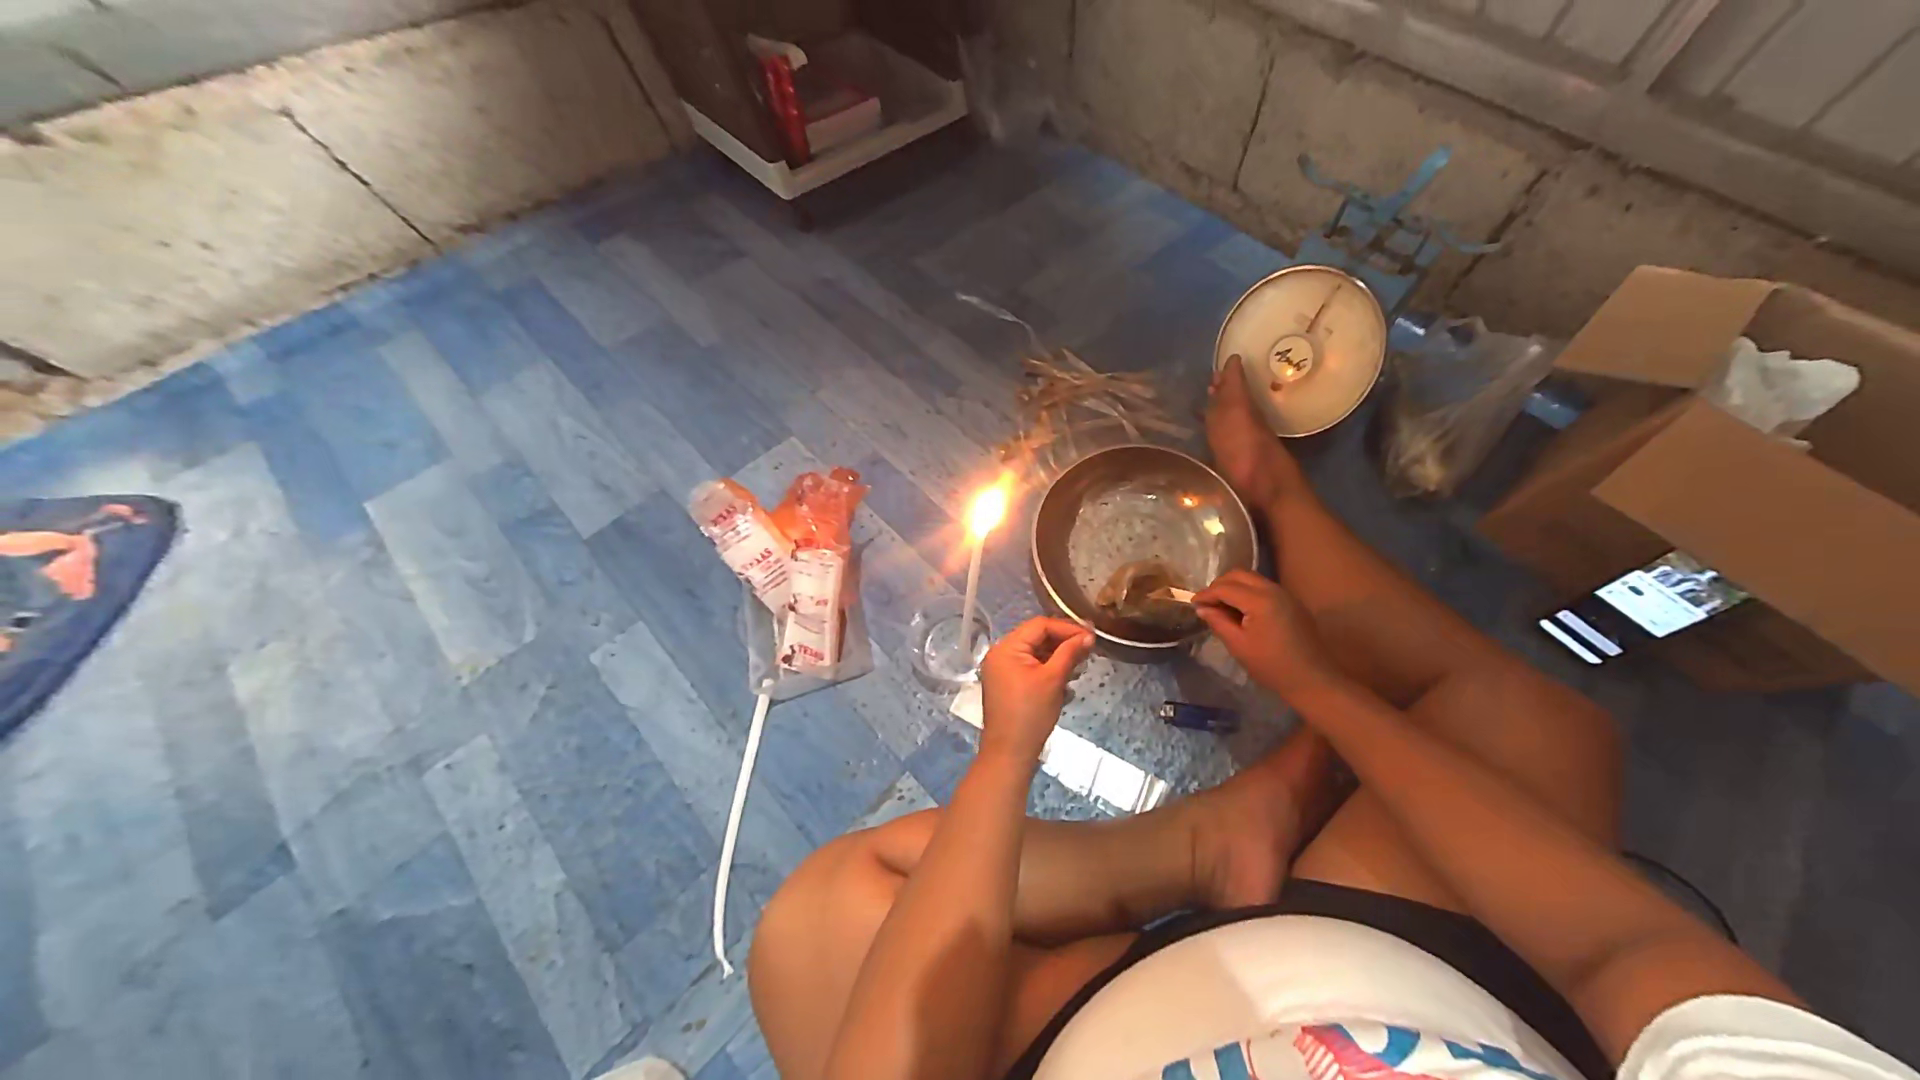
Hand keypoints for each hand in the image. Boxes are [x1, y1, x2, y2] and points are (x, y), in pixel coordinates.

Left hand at [980, 617, 1095, 762]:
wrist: (1010, 752)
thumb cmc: (1031, 713)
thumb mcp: (1054, 680)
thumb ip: (1070, 653)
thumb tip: (1088, 635)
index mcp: (1007, 647)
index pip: (1040, 625)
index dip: (1067, 628)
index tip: (1091, 636)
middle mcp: (1001, 654)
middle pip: (1037, 637)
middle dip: (1064, 643)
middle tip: (1089, 650)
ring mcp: (1002, 670)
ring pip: (1035, 654)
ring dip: (1058, 658)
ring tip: (1080, 667)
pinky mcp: (1008, 685)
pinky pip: (1030, 668)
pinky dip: (1049, 671)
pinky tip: (1066, 682)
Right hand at [1192, 570, 1338, 697]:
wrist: (1313, 679)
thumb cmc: (1272, 666)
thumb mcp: (1238, 645)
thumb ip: (1218, 622)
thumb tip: (1202, 608)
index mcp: (1260, 600)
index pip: (1225, 588)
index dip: (1206, 594)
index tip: (1193, 604)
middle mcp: (1274, 590)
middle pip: (1239, 575)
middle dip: (1219, 585)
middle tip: (1207, 603)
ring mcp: (1285, 595)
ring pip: (1252, 579)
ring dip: (1234, 587)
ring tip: (1221, 606)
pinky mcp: (1292, 603)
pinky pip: (1264, 587)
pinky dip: (1248, 592)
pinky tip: (1241, 611)